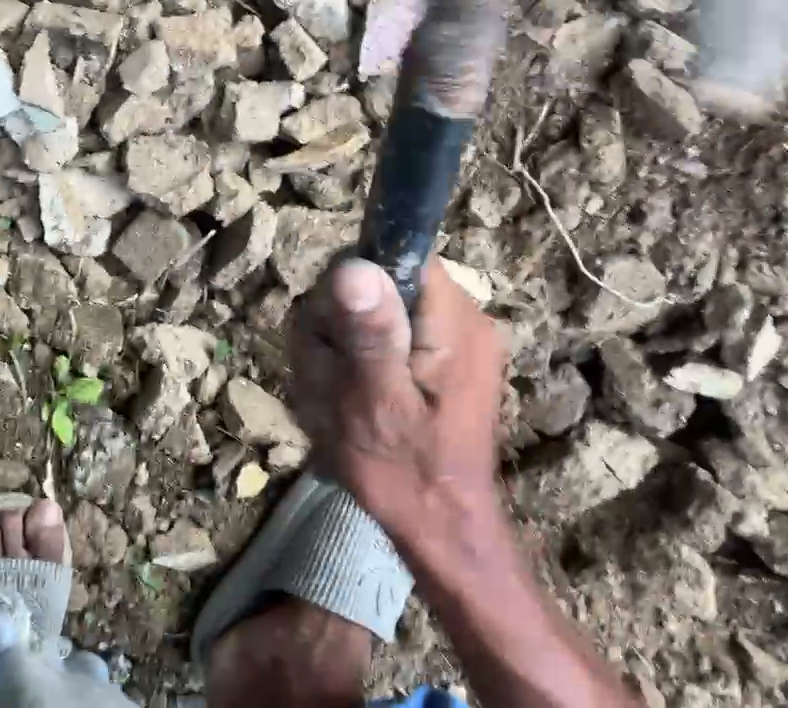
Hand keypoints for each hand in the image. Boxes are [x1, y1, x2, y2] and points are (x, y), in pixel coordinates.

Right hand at [288, 258, 507, 550]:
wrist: (437, 530)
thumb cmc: (405, 472)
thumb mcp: (377, 402)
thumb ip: (369, 334)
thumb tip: (353, 266)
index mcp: (454, 322)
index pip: (391, 256)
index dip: (348, 287)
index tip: (336, 337)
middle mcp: (457, 319)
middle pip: (367, 285)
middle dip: (332, 330)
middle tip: (332, 382)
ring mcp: (442, 340)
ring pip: (356, 314)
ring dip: (330, 355)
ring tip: (335, 402)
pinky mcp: (426, 360)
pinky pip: (367, 340)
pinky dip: (343, 368)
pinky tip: (343, 405)